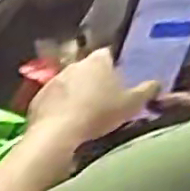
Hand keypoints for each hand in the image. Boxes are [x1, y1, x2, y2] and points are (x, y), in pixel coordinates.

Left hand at [25, 48, 157, 142]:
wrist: (56, 134)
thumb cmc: (98, 114)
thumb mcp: (132, 104)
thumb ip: (147, 90)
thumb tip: (155, 85)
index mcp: (98, 59)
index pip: (109, 56)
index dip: (114, 69)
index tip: (116, 84)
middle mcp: (72, 65)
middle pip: (85, 71)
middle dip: (91, 83)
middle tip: (99, 101)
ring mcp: (50, 83)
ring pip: (66, 87)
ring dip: (71, 97)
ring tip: (79, 115)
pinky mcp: (34, 102)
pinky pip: (49, 103)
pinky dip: (55, 110)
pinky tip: (61, 124)